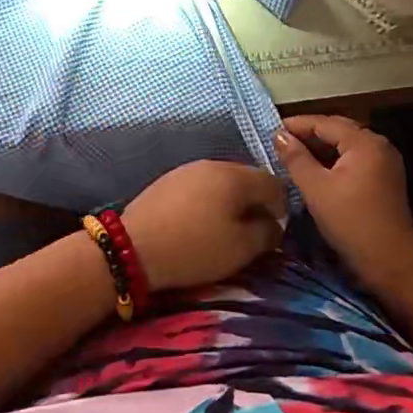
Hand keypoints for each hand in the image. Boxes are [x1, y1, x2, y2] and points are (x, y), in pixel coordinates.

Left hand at [119, 160, 286, 290]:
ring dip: (230, 203)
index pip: (273, 183)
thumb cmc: (194, 248)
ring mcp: (186, 170)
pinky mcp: (167, 181)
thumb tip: (274, 224)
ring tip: (223, 230)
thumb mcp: (241, 248)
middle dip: (255, 204)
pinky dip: (207, 202)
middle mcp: (212, 164)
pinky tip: (198, 224)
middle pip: (247, 179)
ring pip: (222, 182)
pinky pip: (199, 187)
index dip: (280, 208)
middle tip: (250, 234)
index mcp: (235, 176)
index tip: (274, 233)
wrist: (131, 248)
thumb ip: (267, 233)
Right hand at [275, 116, 412, 286]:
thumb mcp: (316, 189)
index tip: (270, 130)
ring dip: (320, 148)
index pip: (325, 122)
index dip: (296, 124)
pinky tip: (314, 170)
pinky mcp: (384, 178)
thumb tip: (278, 135)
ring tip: (292, 155)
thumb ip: (296, 158)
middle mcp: (378, 144)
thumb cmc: (351, 222)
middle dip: (308, 134)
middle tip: (279, 142)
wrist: (391, 261)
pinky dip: (333, 160)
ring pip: (346, 145)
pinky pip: (354, 159)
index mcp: (364, 142)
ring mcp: (384, 161)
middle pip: (338, 130)